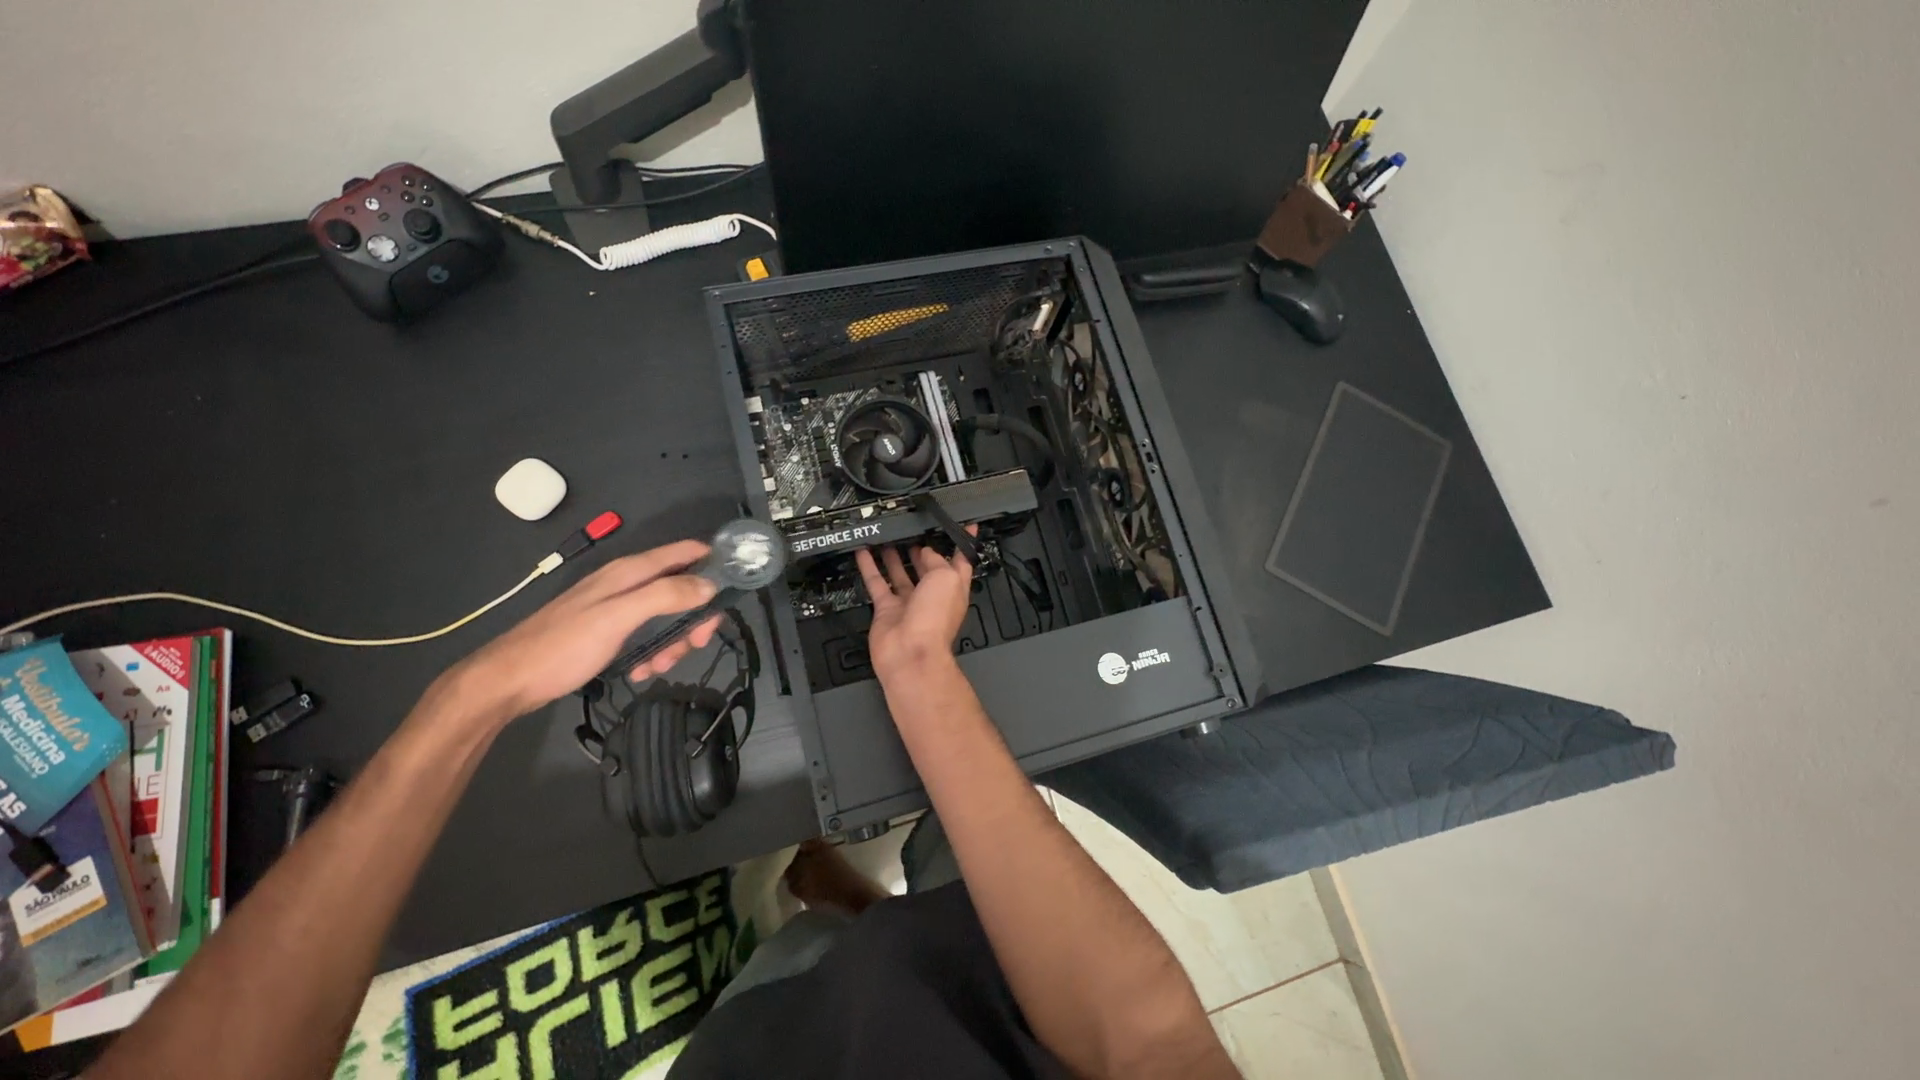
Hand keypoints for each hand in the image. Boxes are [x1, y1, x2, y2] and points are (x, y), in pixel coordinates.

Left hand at [445, 540, 721, 722]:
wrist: (510, 680)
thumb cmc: (564, 646)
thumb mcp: (619, 618)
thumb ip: (664, 596)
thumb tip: (709, 584)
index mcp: (629, 572)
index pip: (684, 552)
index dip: (713, 564)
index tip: (733, 591)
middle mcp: (625, 583)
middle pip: (680, 588)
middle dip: (694, 616)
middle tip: (695, 645)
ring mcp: (615, 607)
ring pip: (664, 616)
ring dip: (672, 641)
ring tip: (658, 666)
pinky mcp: (606, 631)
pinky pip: (644, 634)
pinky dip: (650, 651)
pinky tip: (639, 670)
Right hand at [854, 537, 972, 682]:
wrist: (910, 653)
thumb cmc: (935, 623)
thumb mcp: (946, 577)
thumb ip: (936, 560)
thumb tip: (926, 552)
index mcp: (953, 588)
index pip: (960, 561)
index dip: (961, 544)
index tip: (963, 528)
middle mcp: (931, 597)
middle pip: (926, 568)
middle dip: (921, 550)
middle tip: (913, 532)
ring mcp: (908, 604)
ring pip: (900, 574)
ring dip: (894, 556)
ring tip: (888, 538)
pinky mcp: (887, 610)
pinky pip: (877, 583)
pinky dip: (869, 568)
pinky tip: (864, 553)